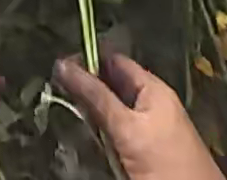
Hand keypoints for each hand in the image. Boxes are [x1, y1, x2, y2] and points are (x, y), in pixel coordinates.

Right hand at [55, 55, 225, 179]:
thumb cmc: (166, 167)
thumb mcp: (127, 129)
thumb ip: (95, 96)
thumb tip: (61, 64)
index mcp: (153, 90)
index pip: (113, 60)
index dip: (87, 59)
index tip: (60, 68)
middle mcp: (153, 104)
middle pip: (112, 84)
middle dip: (87, 87)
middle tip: (60, 91)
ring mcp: (152, 129)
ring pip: (113, 109)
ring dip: (94, 112)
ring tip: (71, 112)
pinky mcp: (148, 151)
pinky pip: (119, 131)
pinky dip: (104, 131)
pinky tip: (90, 135)